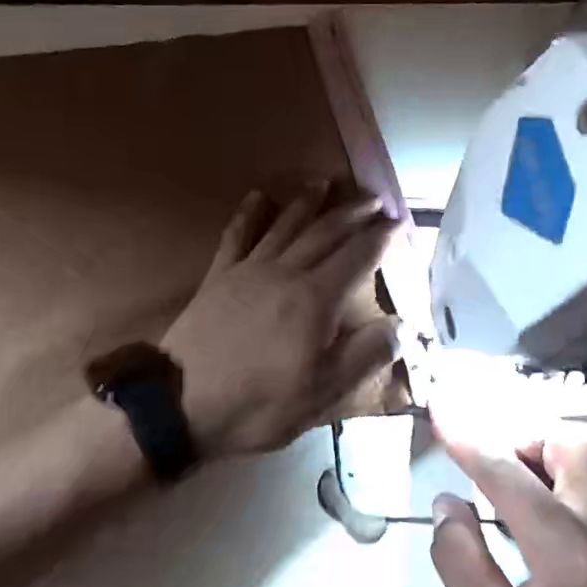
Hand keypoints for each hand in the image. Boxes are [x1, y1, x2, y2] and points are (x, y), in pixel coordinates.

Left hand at [161, 184, 398, 457]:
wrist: (182, 402)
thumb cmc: (259, 404)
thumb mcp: (322, 393)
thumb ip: (366, 355)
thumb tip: (404, 326)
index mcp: (316, 300)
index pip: (358, 257)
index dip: (382, 238)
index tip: (401, 223)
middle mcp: (285, 272)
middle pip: (325, 232)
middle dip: (353, 213)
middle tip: (374, 199)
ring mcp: (248, 270)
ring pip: (285, 225)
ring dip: (308, 202)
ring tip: (326, 183)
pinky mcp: (219, 275)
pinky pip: (237, 235)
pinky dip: (250, 212)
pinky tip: (259, 197)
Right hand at [429, 423, 586, 586]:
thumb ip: (466, 572)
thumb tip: (446, 506)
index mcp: (571, 558)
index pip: (508, 476)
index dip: (468, 439)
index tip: (441, 411)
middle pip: (576, 444)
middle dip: (529, 437)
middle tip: (503, 464)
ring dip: (579, 447)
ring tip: (549, 472)